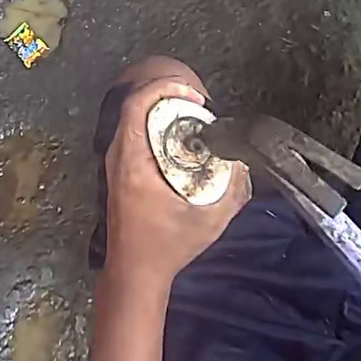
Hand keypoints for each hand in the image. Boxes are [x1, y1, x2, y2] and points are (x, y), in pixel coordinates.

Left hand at [102, 76, 248, 290]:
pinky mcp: (120, 168)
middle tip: (195, 100)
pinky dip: (155, 123)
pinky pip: (135, 131)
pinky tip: (177, 135)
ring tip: (190, 112)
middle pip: (134, 105)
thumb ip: (233, 190)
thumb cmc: (164, 248)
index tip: (191, 93)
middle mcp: (118, 155)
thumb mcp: (208, 219)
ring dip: (160, 108)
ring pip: (133, 117)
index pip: (136, 105)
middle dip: (166, 93)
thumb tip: (244, 163)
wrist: (135, 272)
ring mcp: (115, 161)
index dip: (163, 88)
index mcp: (131, 160)